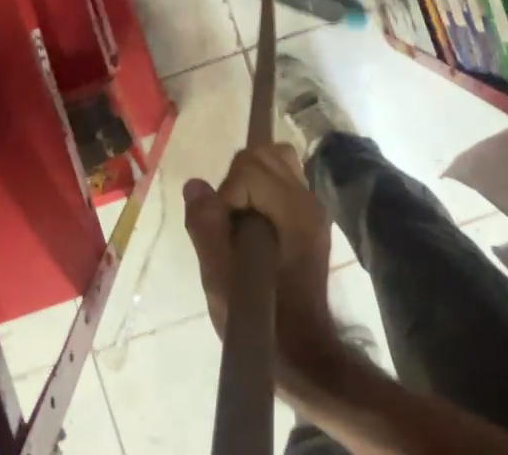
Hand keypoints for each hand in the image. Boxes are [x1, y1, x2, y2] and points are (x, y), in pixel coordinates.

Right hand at [183, 143, 340, 384]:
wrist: (301, 352)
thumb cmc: (260, 318)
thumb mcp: (220, 277)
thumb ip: (206, 226)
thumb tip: (195, 185)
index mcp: (293, 210)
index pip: (249, 167)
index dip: (227, 195)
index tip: (225, 233)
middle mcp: (308, 200)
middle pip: (266, 154)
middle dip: (237, 180)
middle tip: (228, 224)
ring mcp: (312, 208)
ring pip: (277, 162)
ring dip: (250, 180)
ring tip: (238, 220)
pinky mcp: (310, 220)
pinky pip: (283, 182)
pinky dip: (262, 190)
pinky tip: (252, 226)